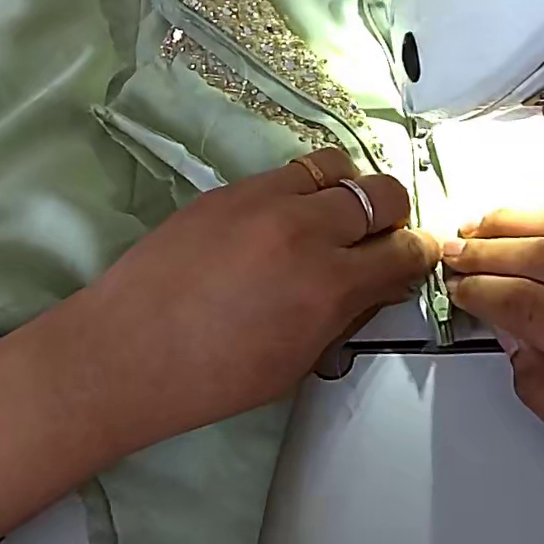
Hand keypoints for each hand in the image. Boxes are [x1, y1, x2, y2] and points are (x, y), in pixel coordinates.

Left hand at [0, 147, 436, 543]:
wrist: (124, 350)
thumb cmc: (213, 377)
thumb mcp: (296, 361)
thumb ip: (347, 312)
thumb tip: (380, 280)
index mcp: (327, 282)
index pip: (403, 249)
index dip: (420, 253)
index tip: (418, 256)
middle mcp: (303, 227)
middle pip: (380, 192)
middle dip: (393, 214)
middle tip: (378, 236)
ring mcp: (262, 198)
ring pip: (335, 165)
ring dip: (348, 189)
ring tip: (334, 215)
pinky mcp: (228, 187)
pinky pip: (287, 173)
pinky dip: (304, 189)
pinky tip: (284, 217)